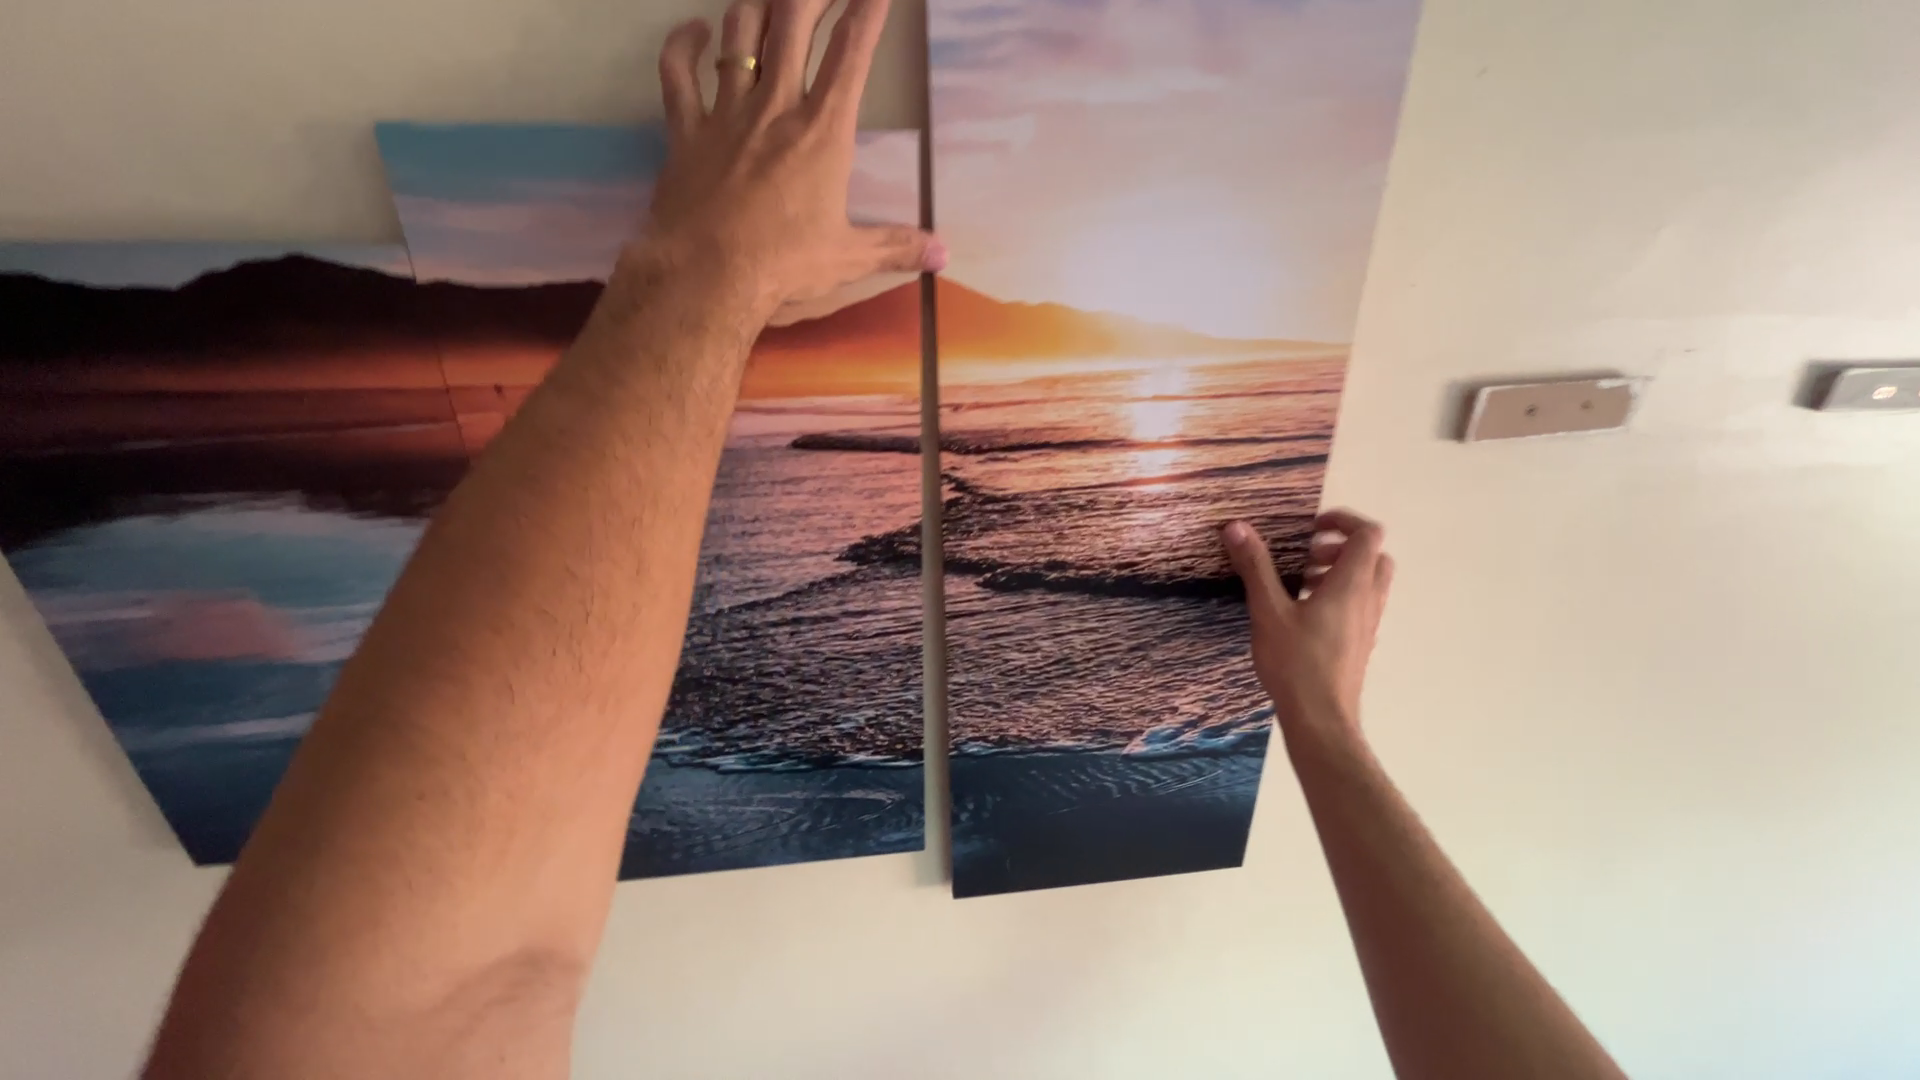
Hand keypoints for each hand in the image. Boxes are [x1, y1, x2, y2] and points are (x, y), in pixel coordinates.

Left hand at [646, 0, 943, 315]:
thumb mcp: (849, 258)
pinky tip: (695, 31)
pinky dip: (683, 44)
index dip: (868, 11)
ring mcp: (726, 112)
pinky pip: (678, 71)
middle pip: (793, 21)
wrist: (706, 273)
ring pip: (739, 33)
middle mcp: (775, 106)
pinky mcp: (686, 129)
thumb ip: (896, 247)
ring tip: (772, 1)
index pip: (851, 54)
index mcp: (822, 133)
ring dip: (757, 6)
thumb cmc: (783, 264)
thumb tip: (943, 255)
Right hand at [1222, 510, 1394, 739]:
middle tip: (1306, 555)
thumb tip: (1236, 527)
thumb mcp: (1268, 611)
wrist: (1321, 719)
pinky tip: (1304, 615)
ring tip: (1301, 584)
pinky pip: (1360, 606)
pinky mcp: (1360, 644)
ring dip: (1340, 572)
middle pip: (1374, 556)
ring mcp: (1368, 624)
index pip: (1368, 534)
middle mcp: (1368, 600)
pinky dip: (1340, 596)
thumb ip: (1255, 567)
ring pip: (1369, 583)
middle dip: (1341, 547)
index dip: (1343, 520)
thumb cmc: (1296, 662)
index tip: (1310, 527)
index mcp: (1351, 585)